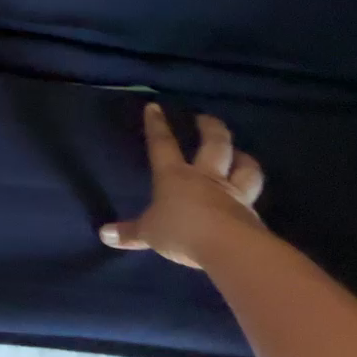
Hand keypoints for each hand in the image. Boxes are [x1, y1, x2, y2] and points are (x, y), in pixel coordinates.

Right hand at [100, 103, 267, 268]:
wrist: (229, 249)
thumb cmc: (181, 231)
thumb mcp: (149, 233)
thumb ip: (130, 232)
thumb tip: (104, 234)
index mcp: (174, 175)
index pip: (162, 144)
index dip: (157, 125)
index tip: (155, 107)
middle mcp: (206, 178)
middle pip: (215, 145)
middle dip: (211, 128)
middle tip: (207, 119)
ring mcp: (232, 194)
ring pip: (245, 168)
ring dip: (244, 158)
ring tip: (240, 153)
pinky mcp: (251, 214)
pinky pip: (253, 197)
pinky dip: (251, 193)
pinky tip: (249, 196)